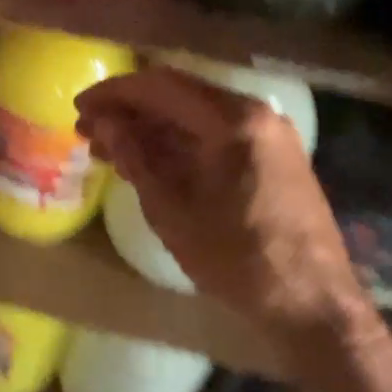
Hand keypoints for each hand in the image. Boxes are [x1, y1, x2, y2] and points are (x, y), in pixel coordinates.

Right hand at [74, 68, 366, 333]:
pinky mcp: (273, 155)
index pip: (159, 86)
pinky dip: (178, 141)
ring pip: (195, 114)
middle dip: (129, 110)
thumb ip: (135, 156)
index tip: (79, 108)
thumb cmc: (237, 258)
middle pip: (178, 94)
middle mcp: (255, 113)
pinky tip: (148, 162)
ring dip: (151, 126)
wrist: (313, 305)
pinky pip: (215, 133)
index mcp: (233, 119)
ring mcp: (269, 134)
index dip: (113, 94)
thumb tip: (103, 122)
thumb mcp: (171, 209)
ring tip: (109, 149)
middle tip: (88, 131)